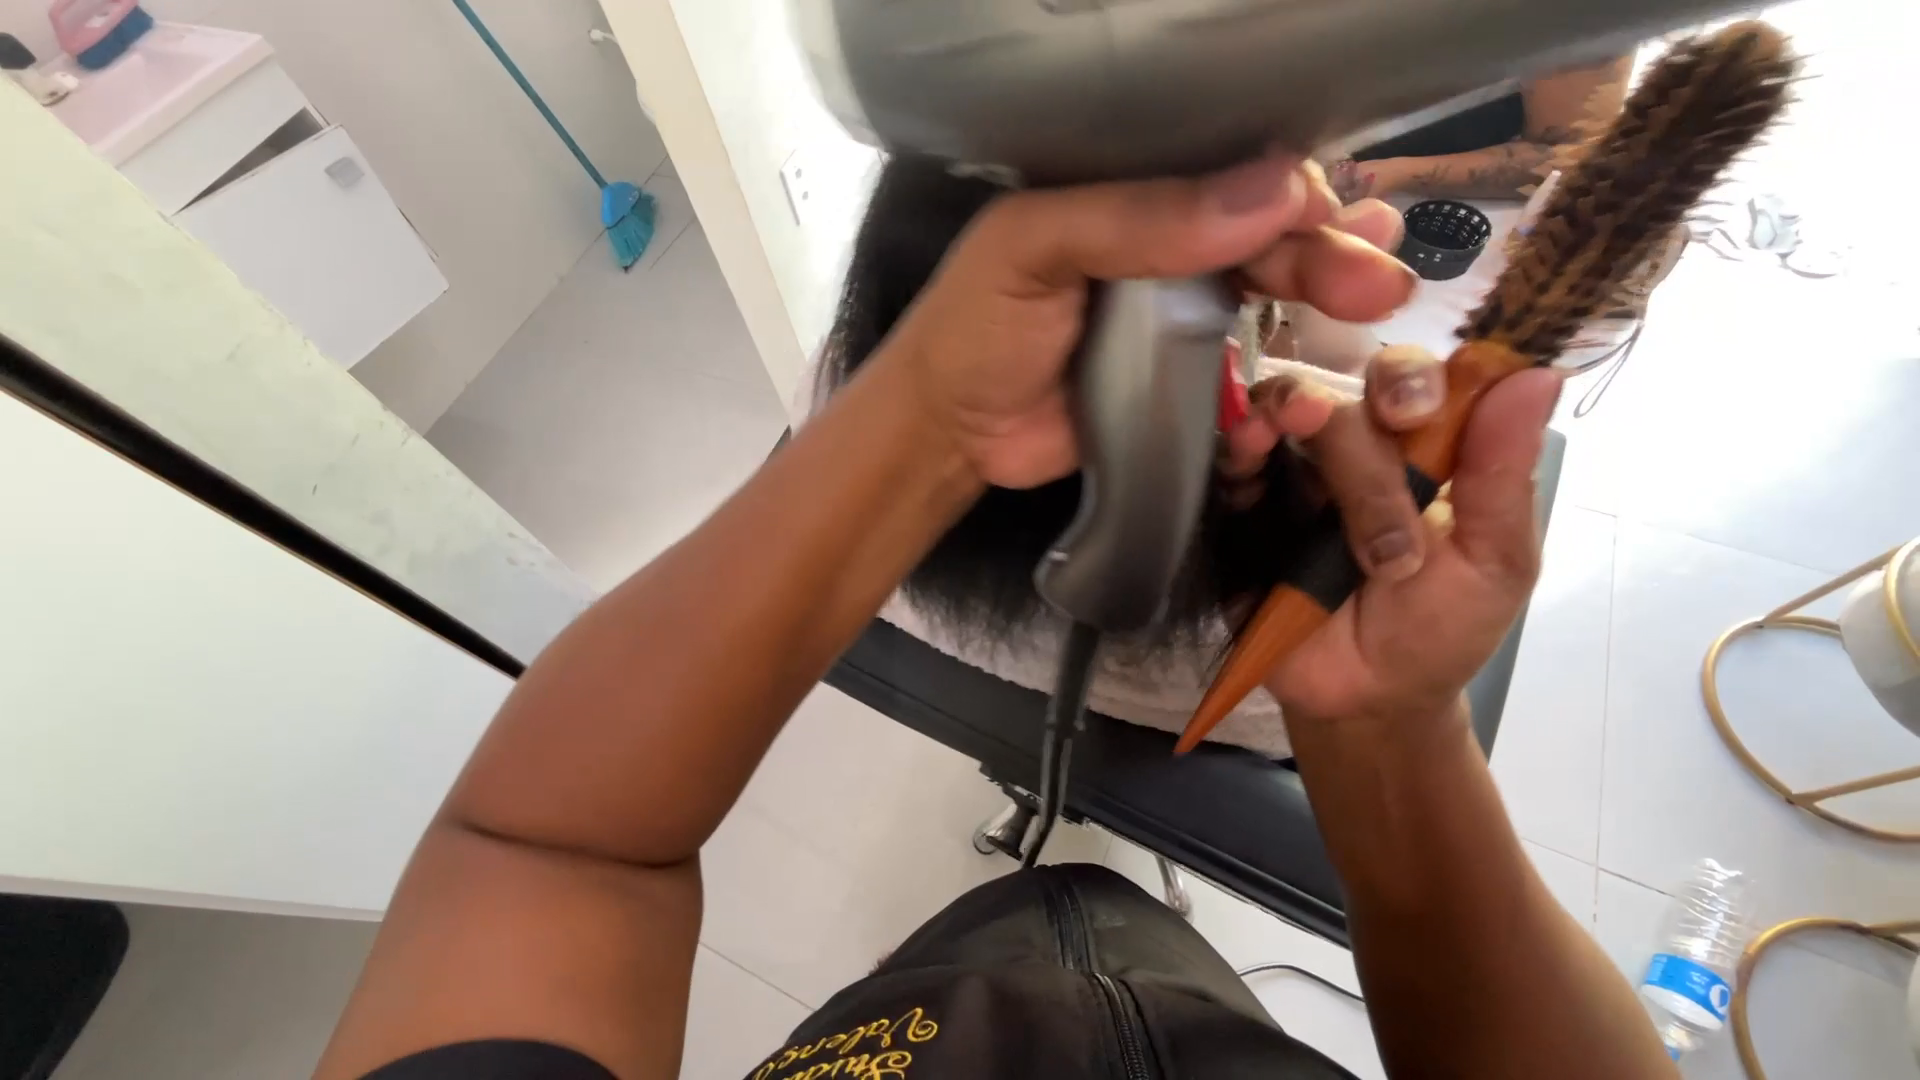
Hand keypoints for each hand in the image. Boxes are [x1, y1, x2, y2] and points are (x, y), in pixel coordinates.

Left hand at [874, 159, 1415, 489]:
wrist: (949, 431)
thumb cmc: (974, 327)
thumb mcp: (1036, 249)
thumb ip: (1138, 219)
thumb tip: (1270, 191)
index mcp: (1126, 203)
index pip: (1225, 181)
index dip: (1287, 197)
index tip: (1335, 222)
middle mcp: (1157, 256)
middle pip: (1260, 245)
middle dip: (1324, 258)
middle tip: (1378, 285)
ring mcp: (1169, 327)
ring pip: (1262, 309)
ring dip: (1317, 316)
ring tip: (1370, 318)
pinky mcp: (1173, 390)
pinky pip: (1239, 385)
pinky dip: (1270, 396)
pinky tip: (1289, 406)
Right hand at [1265, 352, 1560, 729]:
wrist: (1364, 696)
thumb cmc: (1439, 629)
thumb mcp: (1493, 562)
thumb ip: (1502, 477)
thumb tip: (1536, 378)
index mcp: (1422, 455)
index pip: (1410, 383)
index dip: (1406, 379)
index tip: (1411, 414)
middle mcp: (1355, 454)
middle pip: (1342, 402)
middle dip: (1348, 439)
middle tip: (1365, 500)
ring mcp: (1294, 480)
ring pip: (1280, 415)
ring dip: (1279, 408)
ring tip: (1275, 429)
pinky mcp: (1245, 514)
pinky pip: (1232, 468)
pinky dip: (1236, 449)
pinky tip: (1245, 449)